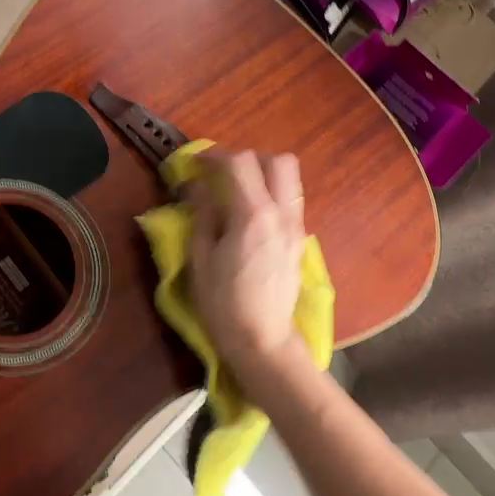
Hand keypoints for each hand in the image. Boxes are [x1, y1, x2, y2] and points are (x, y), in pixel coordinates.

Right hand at [187, 150, 306, 368]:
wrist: (262, 339)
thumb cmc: (223, 302)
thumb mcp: (201, 257)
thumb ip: (203, 214)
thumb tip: (198, 186)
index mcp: (252, 215)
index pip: (239, 163)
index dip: (214, 155)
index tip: (194, 163)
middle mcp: (281, 214)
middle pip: (278, 161)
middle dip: (248, 157)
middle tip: (223, 172)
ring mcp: (296, 226)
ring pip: (290, 178)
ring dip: (263, 173)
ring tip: (237, 190)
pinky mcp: (300, 239)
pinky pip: (290, 200)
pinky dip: (271, 194)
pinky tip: (249, 215)